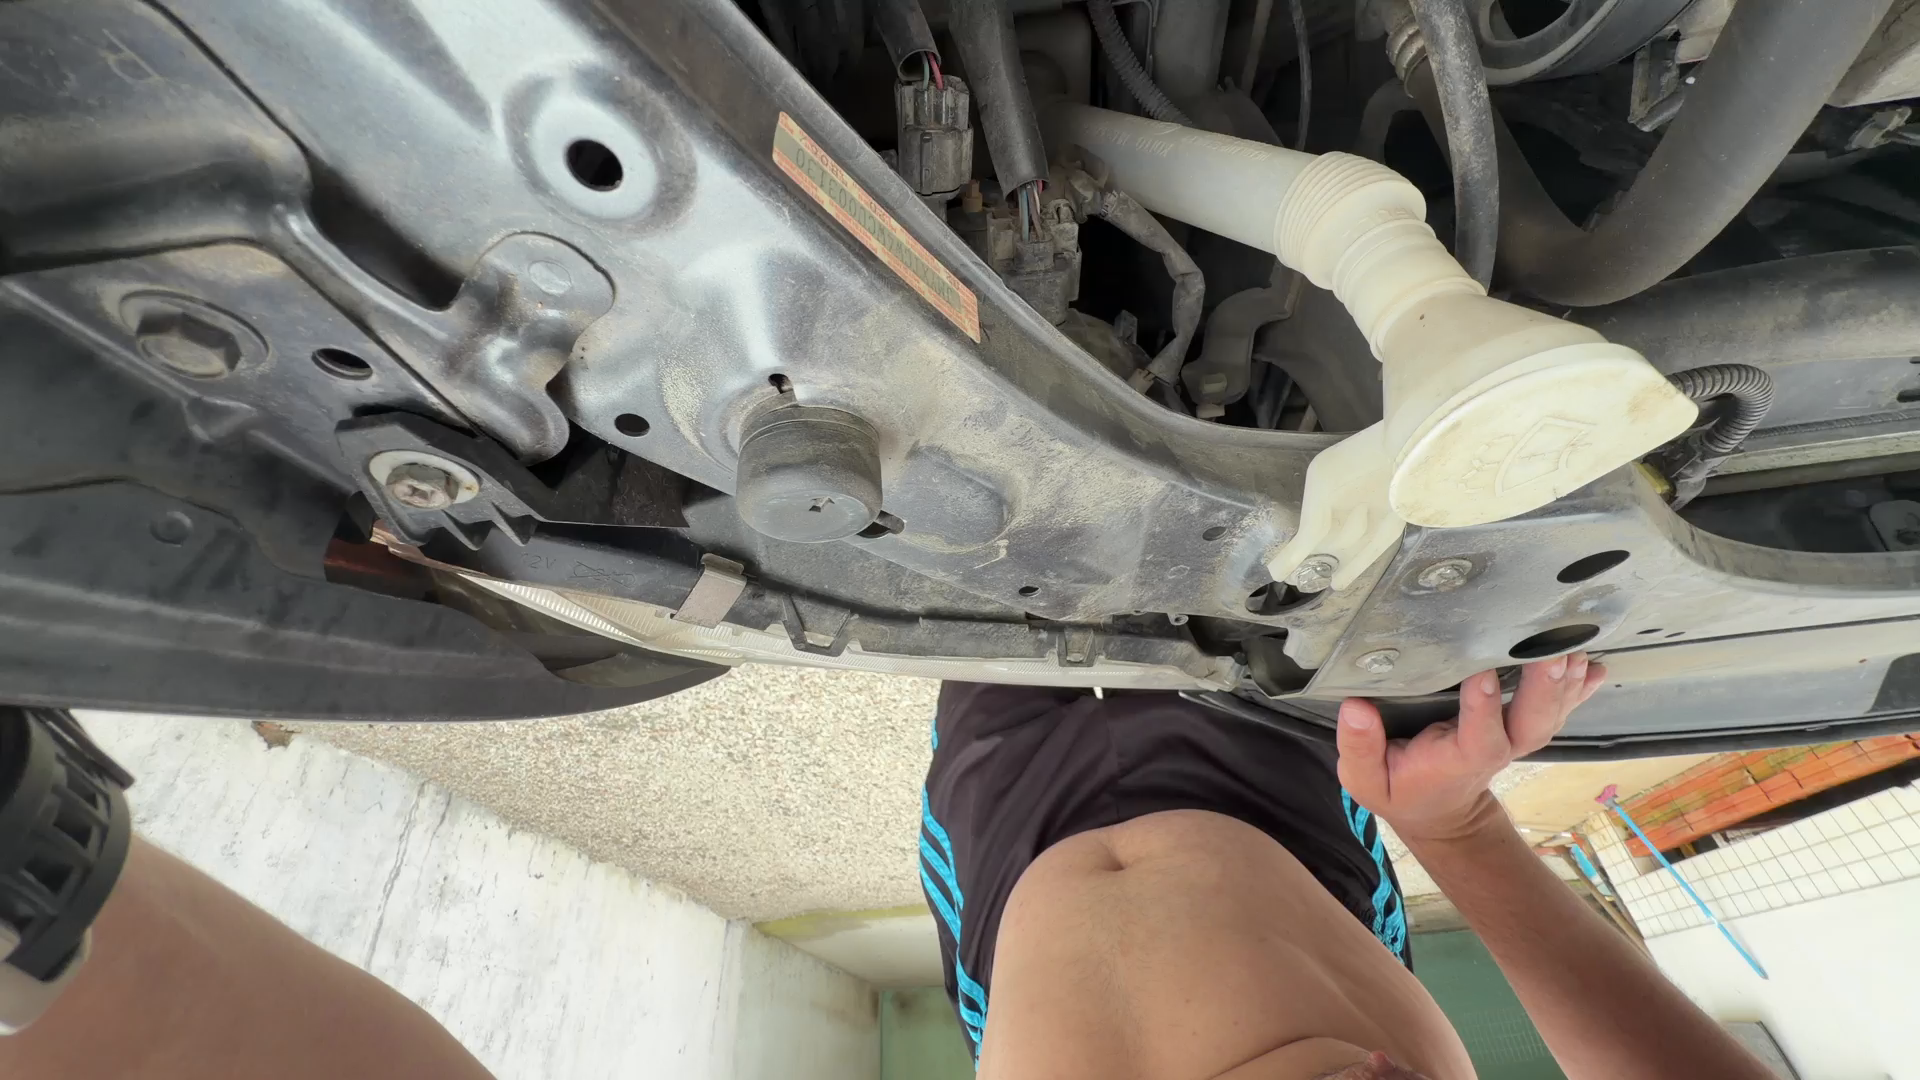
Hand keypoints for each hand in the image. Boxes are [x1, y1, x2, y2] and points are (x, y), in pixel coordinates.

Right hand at [1335, 653, 1605, 844]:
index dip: (1481, 708)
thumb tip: (1354, 708)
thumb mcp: (1365, 779)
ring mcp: (1511, 740)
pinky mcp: (1516, 730)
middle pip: (1529, 721)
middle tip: (1553, 652)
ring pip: (1547, 713)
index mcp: (1457, 760)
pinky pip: (1554, 710)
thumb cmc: (1398, 791)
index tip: (1480, 673)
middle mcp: (1493, 749)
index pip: (1477, 736)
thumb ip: (1359, 746)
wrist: (1440, 816)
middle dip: (1543, 687)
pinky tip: (1591, 666)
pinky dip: (1575, 689)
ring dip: (1563, 682)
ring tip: (1573, 646)